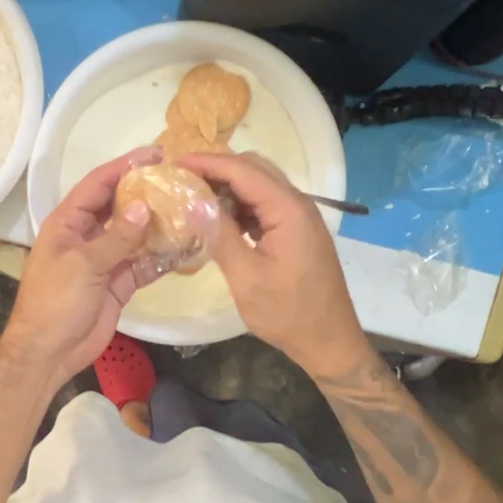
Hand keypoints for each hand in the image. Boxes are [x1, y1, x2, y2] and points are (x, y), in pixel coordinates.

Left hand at [0, 148, 162, 392]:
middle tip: (179, 179)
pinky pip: (143, 264)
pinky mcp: (118, 284)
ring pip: (135, 235)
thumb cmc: (56, 302)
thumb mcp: (84, 265)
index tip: (155, 154)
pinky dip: (162, 257)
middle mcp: (86, 236)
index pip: (98, 185)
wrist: (49, 352)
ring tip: (190, 208)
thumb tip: (144, 206)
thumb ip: (116, 236)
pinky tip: (186, 247)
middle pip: (119, 206)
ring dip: (159, 225)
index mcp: (67, 223)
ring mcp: (103, 260)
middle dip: (146, 193)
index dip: (124, 167)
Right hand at [178, 152, 369, 378]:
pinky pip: (266, 205)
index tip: (174, 163)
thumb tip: (192, 203)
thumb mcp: (246, 277)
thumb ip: (220, 235)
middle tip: (181, 178)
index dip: (207, 163)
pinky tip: (219, 218)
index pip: (243, 171)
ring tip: (193, 195)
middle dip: (217, 168)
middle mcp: (298, 204)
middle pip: (254, 169)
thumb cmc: (287, 313)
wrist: (328, 340)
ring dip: (228, 186)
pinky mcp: (297, 232)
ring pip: (260, 185)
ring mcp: (300, 217)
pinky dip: (241, 204)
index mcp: (288, 210)